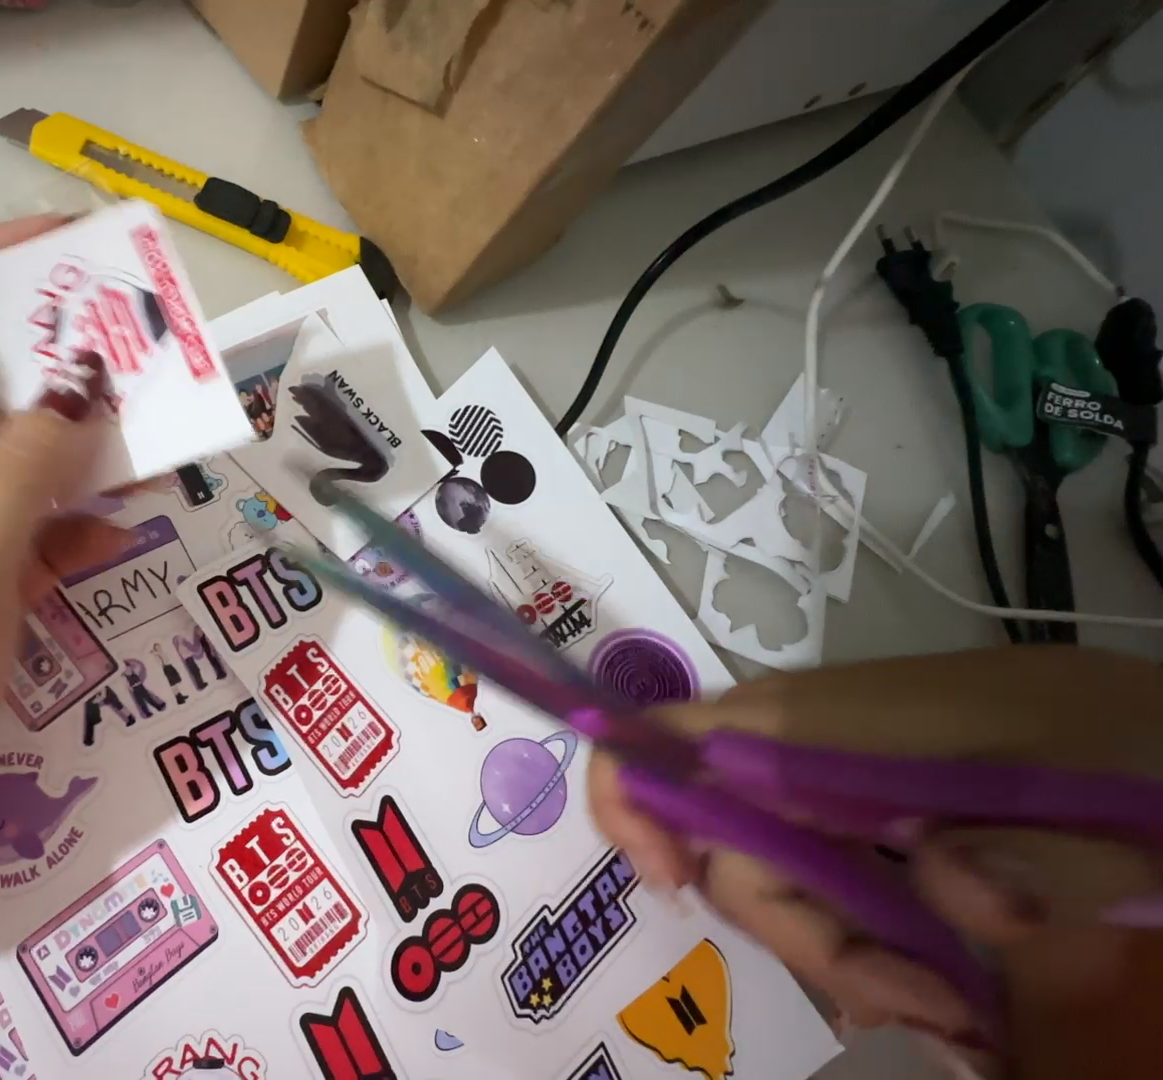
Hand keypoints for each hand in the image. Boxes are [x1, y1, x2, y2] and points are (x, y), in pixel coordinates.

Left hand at [0, 216, 129, 993]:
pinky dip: (88, 524)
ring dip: (93, 443)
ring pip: (31, 463)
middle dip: (70, 357)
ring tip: (171, 426)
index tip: (79, 245)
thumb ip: (21, 468)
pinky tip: (136, 525)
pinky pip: (45, 536)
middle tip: (160, 343)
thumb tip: (85, 389)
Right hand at [590, 647, 1162, 1077]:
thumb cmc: (1109, 737)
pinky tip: (924, 977)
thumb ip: (1038, 857)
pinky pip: (800, 873)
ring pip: (758, 870)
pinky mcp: (843, 816)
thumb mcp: (1104, 800)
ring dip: (832, 947)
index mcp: (804, 725)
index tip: (675, 886)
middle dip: (795, 932)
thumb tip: (959, 896)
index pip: (656, 742)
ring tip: (956, 1012)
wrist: (1146, 724)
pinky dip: (845, 934)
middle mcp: (779, 749)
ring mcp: (809, 784)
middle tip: (929, 1011)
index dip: (628, 805)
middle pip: (716, 842)